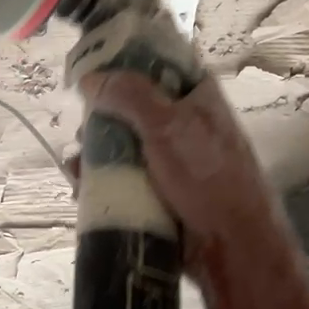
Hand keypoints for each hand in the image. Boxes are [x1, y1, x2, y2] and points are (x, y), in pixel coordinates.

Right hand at [80, 72, 308, 308]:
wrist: (231, 245)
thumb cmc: (207, 175)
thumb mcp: (167, 125)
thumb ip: (128, 95)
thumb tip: (89, 79)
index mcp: (196, 94)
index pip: (155, 64)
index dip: (120, 64)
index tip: (88, 73)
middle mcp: (184, 120)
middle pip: (131, 106)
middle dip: (101, 118)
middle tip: (82, 130)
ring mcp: (172, 157)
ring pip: (123, 143)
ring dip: (96, 152)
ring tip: (77, 165)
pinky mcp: (161, 188)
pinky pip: (124, 175)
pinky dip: (102, 178)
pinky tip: (83, 185)